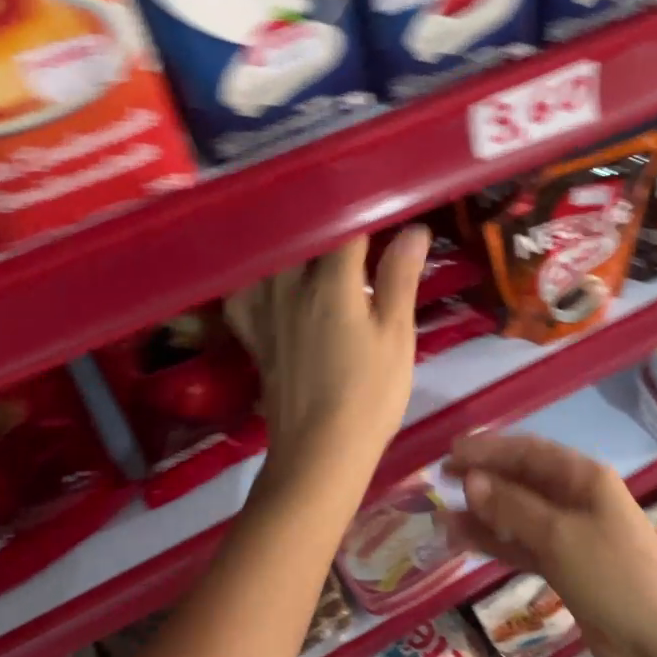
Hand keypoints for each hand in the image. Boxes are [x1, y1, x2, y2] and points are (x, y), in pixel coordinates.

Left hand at [226, 228, 427, 475]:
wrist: (321, 452)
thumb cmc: (370, 395)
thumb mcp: (396, 337)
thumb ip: (400, 280)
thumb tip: (413, 230)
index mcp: (330, 284)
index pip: (345, 228)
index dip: (365, 211)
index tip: (382, 204)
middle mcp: (288, 288)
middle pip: (300, 237)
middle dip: (325, 222)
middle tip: (350, 218)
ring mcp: (263, 311)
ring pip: (270, 258)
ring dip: (291, 244)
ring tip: (312, 240)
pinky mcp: (253, 336)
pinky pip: (244, 292)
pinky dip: (257, 278)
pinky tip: (272, 280)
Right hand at [441, 433, 656, 656]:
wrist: (656, 639)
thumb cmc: (612, 575)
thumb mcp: (559, 536)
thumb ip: (512, 507)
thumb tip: (470, 480)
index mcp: (584, 477)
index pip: (529, 451)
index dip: (488, 449)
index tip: (449, 455)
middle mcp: (577, 498)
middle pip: (522, 480)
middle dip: (483, 479)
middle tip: (439, 483)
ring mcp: (571, 533)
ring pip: (518, 515)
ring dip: (483, 515)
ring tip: (442, 519)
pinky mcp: (565, 565)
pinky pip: (523, 544)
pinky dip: (496, 542)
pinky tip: (464, 542)